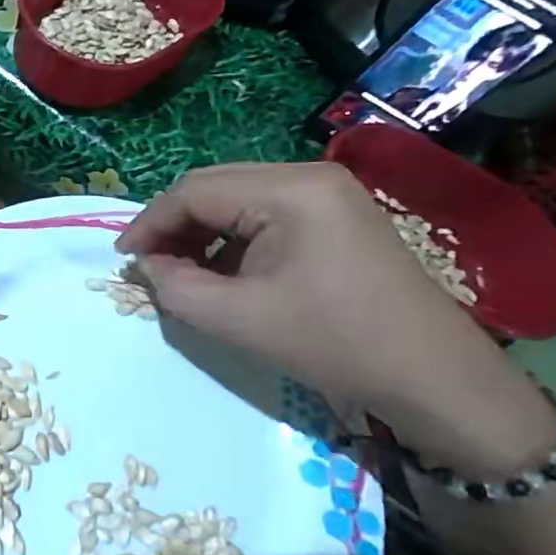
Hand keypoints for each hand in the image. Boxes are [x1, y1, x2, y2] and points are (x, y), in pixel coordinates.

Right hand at [116, 162, 555, 477]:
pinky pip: (263, 214)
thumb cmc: (332, 342)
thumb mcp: (236, 319)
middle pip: (214, 186)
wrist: (433, 378)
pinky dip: (230, 238)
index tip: (123, 258)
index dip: (150, 222)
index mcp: (290, 190)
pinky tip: (220, 269)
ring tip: (180, 270)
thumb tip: (148, 264)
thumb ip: (174, 285)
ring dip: (200, 230)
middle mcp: (309, 176)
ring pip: (235, 198)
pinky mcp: (335, 215)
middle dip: (173, 224)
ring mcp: (327, 193)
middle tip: (147, 263)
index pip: (194, 191)